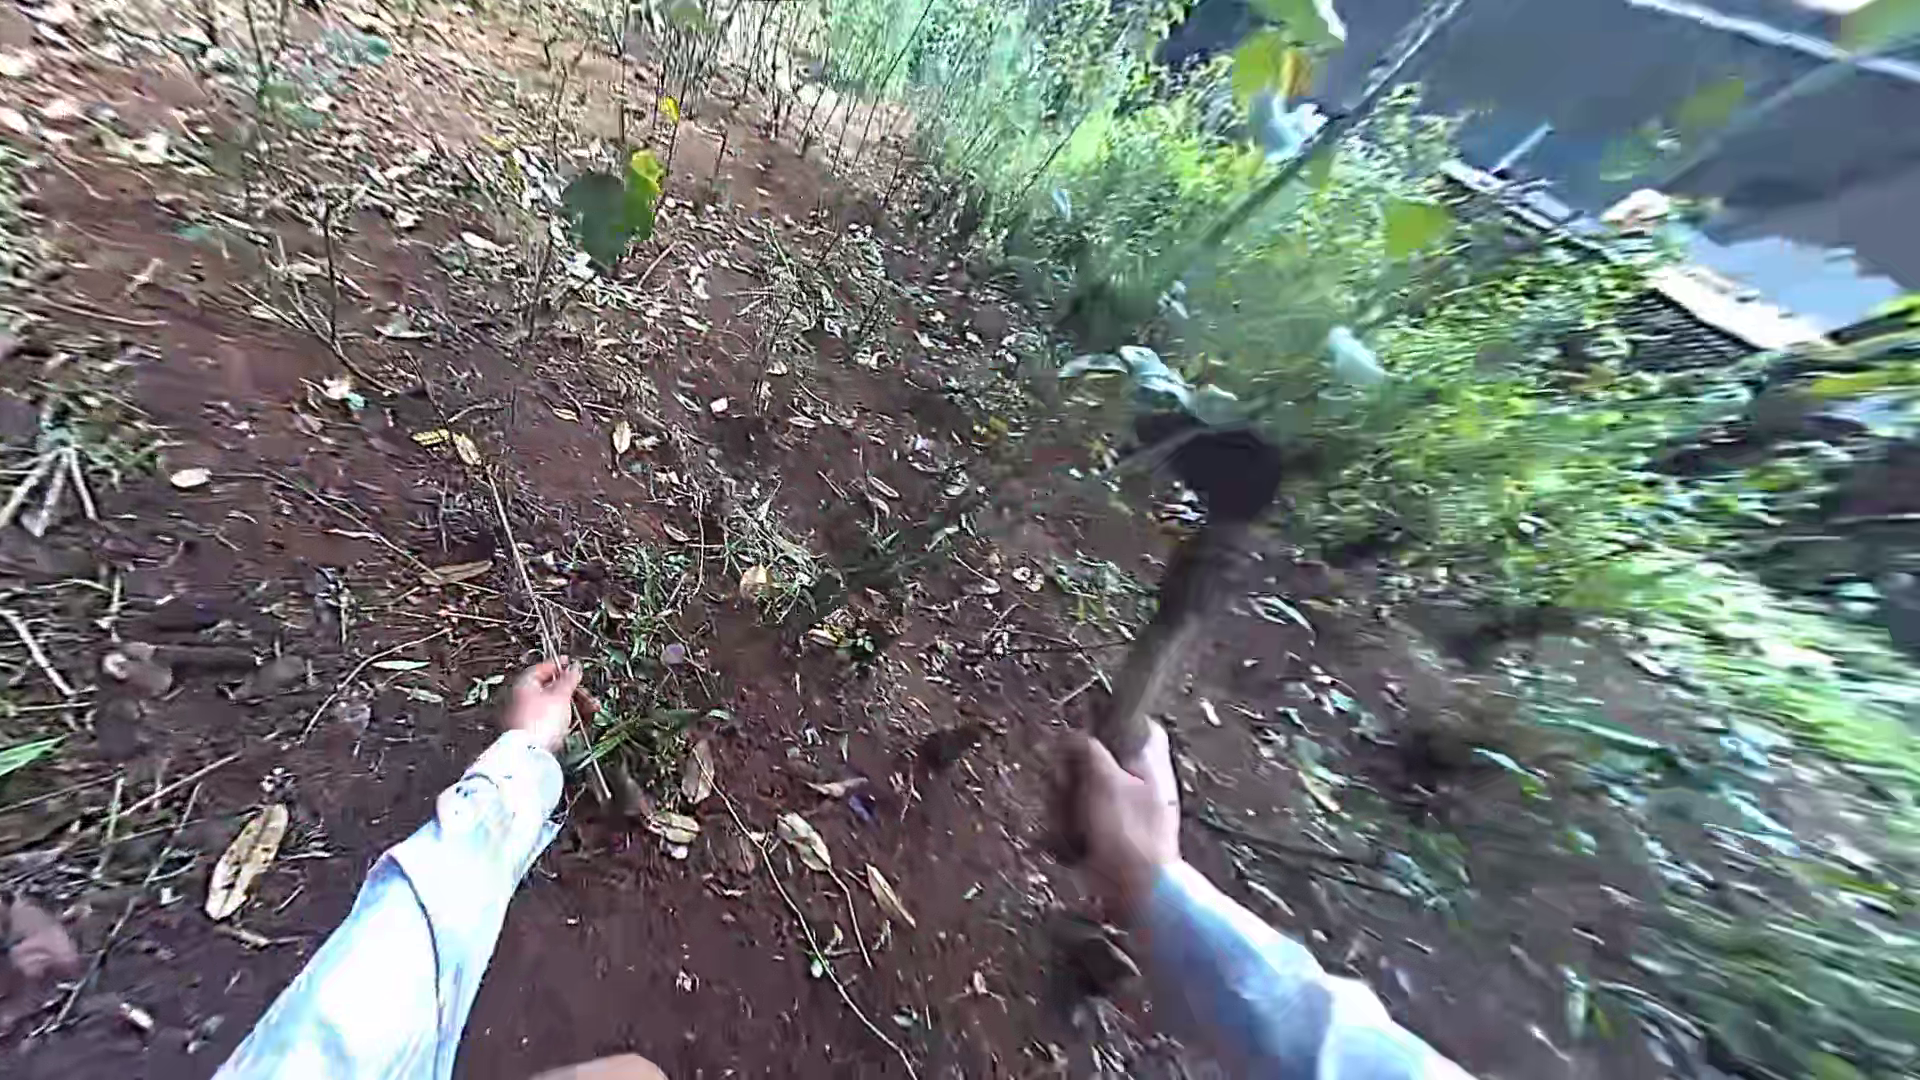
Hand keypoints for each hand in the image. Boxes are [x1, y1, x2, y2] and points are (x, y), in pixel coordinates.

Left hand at [504, 658, 580, 755]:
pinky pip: (553, 717)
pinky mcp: (533, 730)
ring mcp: (526, 716)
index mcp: (523, 686)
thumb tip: (575, 666)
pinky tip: (581, 720)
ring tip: (592, 709)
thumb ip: (569, 678)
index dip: (558, 665)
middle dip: (574, 690)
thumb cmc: (542, 720)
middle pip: (551, 688)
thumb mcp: (561, 694)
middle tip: (587, 693)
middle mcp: (521, 699)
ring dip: (576, 704)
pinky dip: (568, 716)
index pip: (541, 669)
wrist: (530, 753)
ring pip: (555, 703)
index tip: (571, 663)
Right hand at [1072, 723, 1180, 919]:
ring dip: (1065, 803)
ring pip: (1082, 788)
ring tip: (1068, 822)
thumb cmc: (1127, 831)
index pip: (1138, 724)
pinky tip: (1067, 839)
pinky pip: (1081, 817)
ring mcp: (1124, 809)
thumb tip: (1071, 736)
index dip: (1110, 723)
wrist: (1139, 893)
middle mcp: (1139, 782)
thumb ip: (1087, 749)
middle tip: (1067, 785)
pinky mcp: (1109, 833)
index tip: (1085, 736)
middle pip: (1097, 758)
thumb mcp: (1104, 779)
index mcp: (1148, 762)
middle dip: (1072, 771)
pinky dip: (1069, 826)